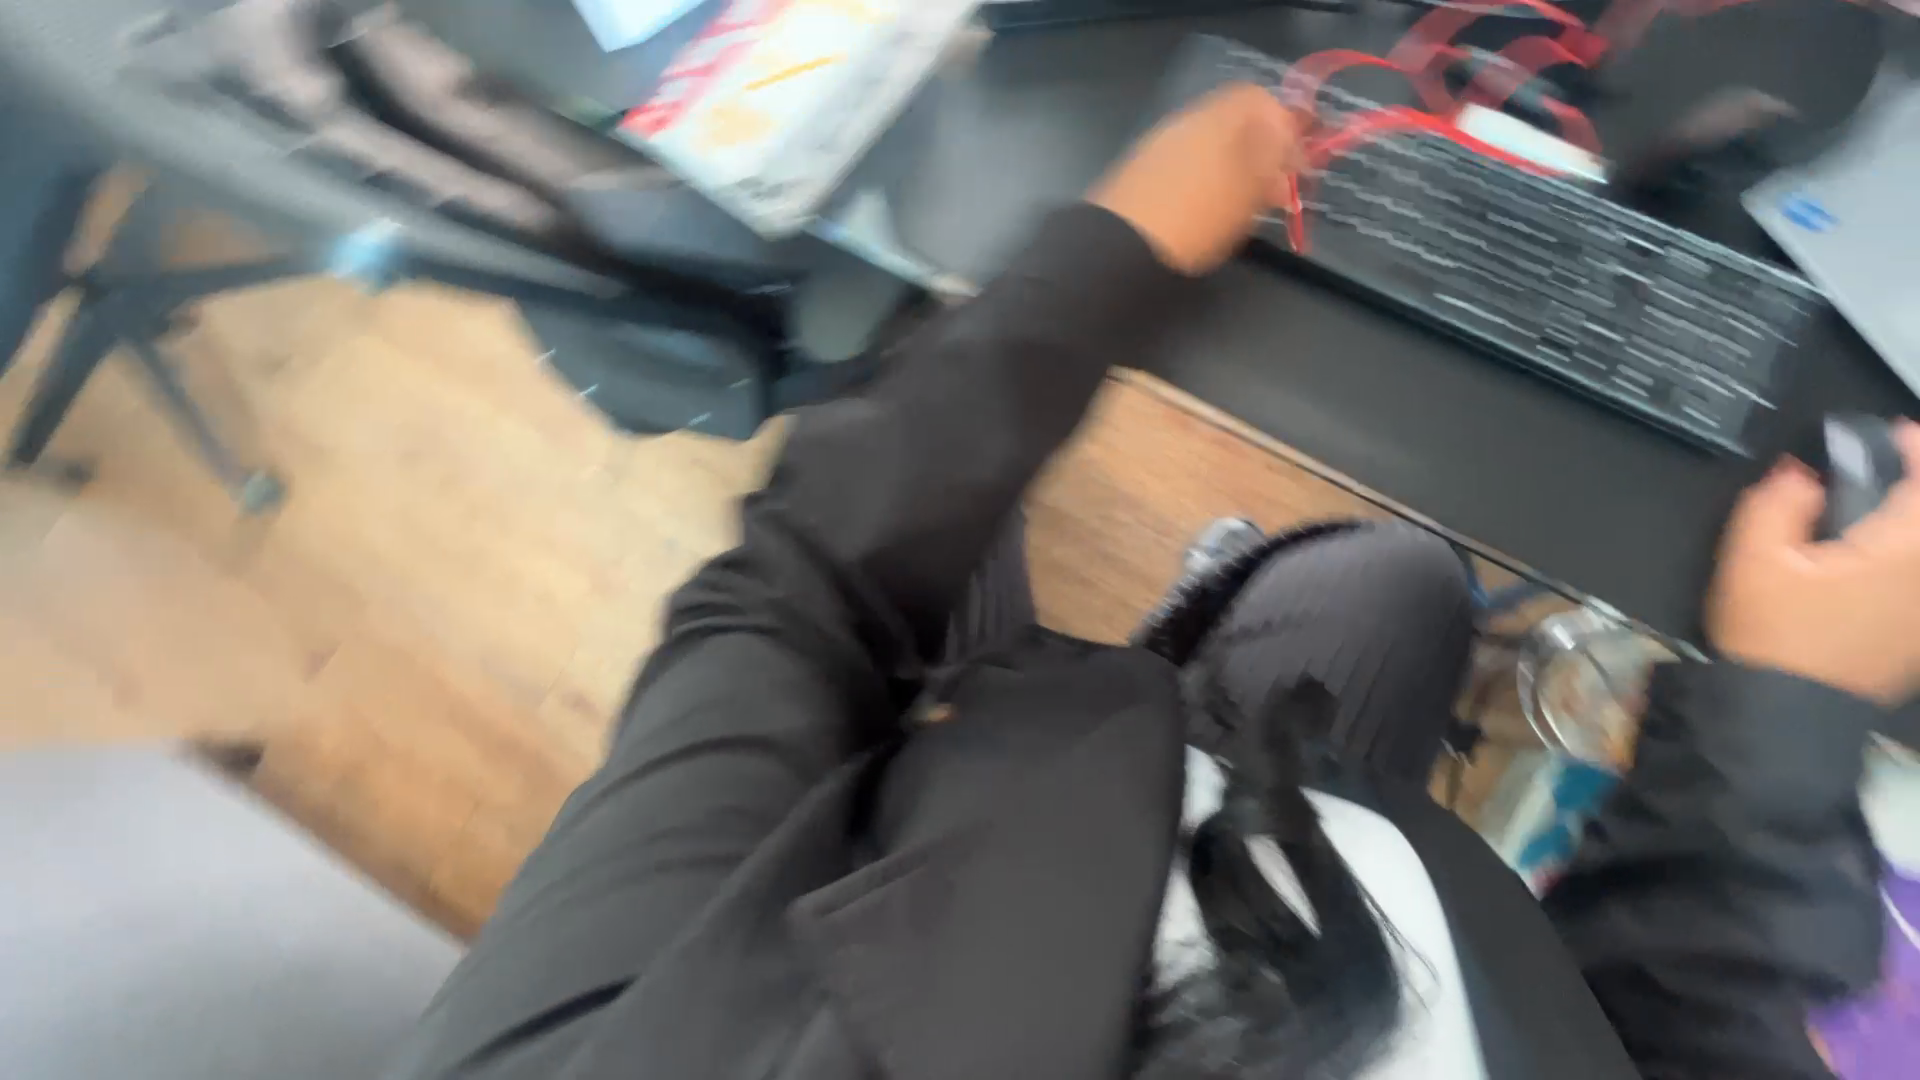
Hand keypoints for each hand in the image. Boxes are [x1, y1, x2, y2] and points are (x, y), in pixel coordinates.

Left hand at [1090, 83, 1304, 275]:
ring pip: (1205, 152)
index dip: (1285, 128)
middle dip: (1257, 155)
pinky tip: (1201, 217)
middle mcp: (1184, 123)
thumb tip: (1290, 139)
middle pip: (1232, 127)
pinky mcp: (1135, 178)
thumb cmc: (1195, 219)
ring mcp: (1155, 150)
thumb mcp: (1249, 191)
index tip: (1297, 163)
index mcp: (1218, 116)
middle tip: (1272, 193)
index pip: (1261, 101)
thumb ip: (1275, 159)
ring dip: (1228, 175)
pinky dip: (1198, 188)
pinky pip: (1179, 173)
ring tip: (1238, 211)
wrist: (1118, 250)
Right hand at [1709, 421, 1919, 704]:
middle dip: (1913, 486)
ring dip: (1909, 521)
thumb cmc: (1770, 628)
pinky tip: (1879, 552)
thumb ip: (1774, 507)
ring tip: (1884, 506)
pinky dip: (1906, 551)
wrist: (1789, 699)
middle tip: (1892, 465)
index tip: (1891, 434)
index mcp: (1901, 548)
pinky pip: (1919, 575)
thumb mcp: (1749, 561)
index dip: (1913, 449)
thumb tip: (1798, 472)